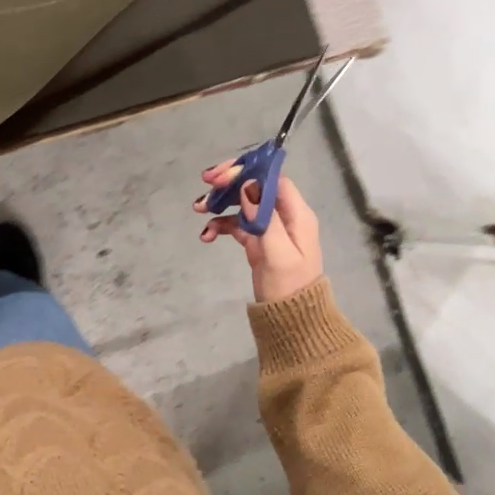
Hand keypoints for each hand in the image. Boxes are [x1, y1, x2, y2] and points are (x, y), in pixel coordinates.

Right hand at [195, 170, 323, 301]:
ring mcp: (268, 228)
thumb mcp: (279, 254)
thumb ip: (265, 219)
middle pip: (255, 186)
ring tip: (198, 209)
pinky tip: (206, 235)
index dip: (248, 171)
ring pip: (242, 203)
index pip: (272, 179)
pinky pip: (236, 224)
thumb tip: (249, 186)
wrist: (292, 322)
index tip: (221, 175)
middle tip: (206, 183)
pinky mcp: (256, 241)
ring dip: (220, 203)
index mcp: (296, 214)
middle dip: (229, 183)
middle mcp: (283, 215)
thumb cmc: (289, 287)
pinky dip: (220, 225)